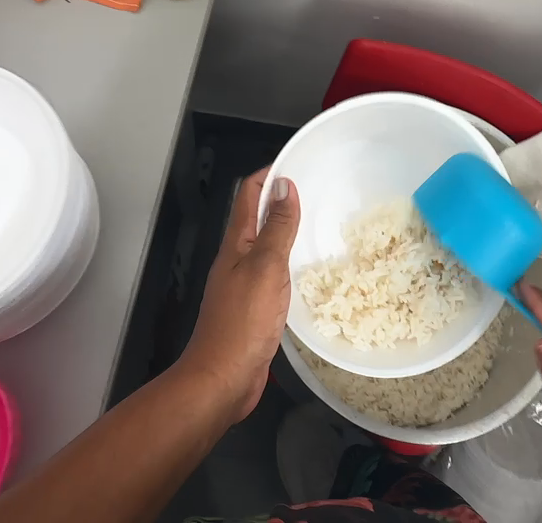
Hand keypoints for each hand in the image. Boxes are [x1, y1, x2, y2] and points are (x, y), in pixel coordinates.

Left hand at [179, 169, 299, 424]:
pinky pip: (274, 273)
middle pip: (257, 217)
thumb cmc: (243, 321)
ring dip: (287, 231)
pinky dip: (291, 262)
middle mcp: (237, 258)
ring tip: (320, 225)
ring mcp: (244, 284)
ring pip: (267, 245)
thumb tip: (284, 184)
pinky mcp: (254, 307)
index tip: (297, 161)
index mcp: (236, 243)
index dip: (269, 173)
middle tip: (318, 191)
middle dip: (282, 199)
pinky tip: (310, 271)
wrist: (222, 380)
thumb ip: (277, 227)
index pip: (248, 194)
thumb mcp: (265, 267)